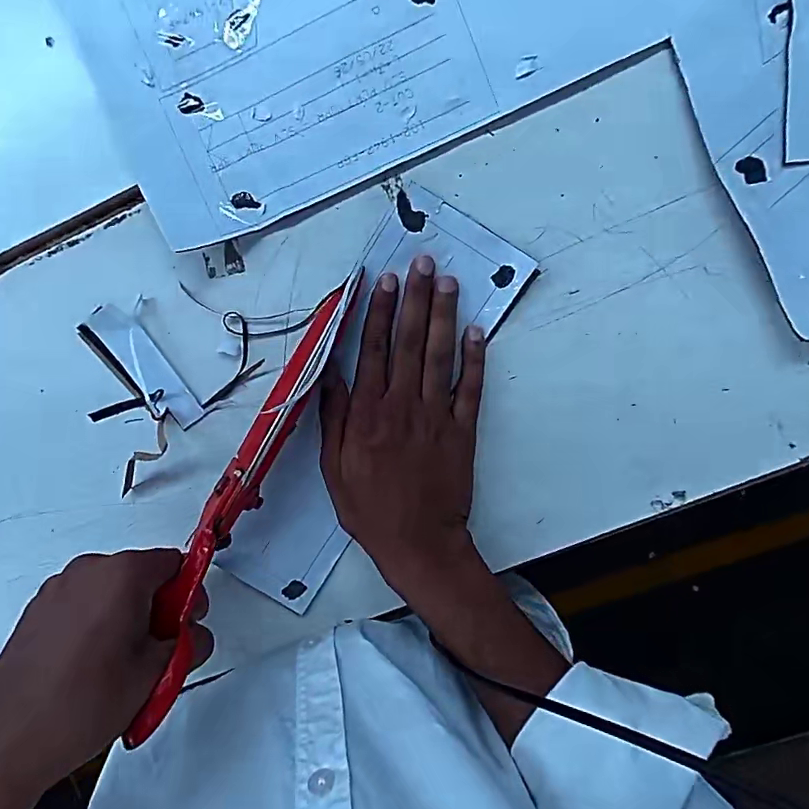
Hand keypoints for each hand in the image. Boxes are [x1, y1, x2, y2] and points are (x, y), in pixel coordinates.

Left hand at [0, 549, 212, 795]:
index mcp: (121, 574)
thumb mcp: (156, 676)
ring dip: (127, 620)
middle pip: (142, 576)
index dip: (188, 594)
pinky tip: (95, 671)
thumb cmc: (75, 708)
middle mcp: (88, 571)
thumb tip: (194, 635)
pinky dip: (97, 627)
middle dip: (159, 610)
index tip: (187, 623)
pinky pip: (83, 606)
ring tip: (124, 671)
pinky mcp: (38, 611)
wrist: (9, 744)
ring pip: (112, 593)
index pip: (175, 563)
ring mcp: (58, 589)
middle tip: (161, 653)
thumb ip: (191, 643)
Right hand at [319, 254, 486, 597]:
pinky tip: (476, 331)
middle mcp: (401, 406)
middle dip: (415, 299)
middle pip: (409, 342)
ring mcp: (435, 416)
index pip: (372, 350)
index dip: (379, 312)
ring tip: (447, 283)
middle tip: (421, 265)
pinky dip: (474, 359)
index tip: (384, 281)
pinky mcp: (462, 430)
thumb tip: (331, 378)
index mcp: (367, 414)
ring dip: (444, 316)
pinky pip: (469, 388)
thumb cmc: (370, 509)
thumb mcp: (334, 468)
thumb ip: (333, 419)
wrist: (418, 543)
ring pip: (439, 356)